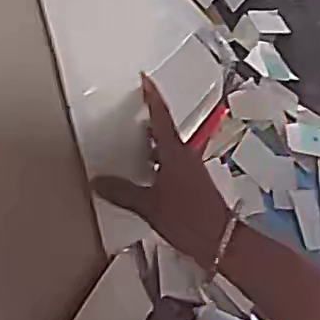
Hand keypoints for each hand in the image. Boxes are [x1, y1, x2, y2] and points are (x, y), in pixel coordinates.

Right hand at [93, 74, 234, 263]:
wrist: (219, 240)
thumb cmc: (189, 219)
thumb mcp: (149, 205)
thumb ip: (123, 192)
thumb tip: (100, 182)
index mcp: (174, 152)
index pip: (161, 116)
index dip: (152, 96)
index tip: (145, 79)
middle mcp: (185, 156)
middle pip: (166, 129)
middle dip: (151, 118)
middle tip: (136, 110)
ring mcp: (191, 169)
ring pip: (170, 146)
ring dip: (155, 142)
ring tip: (137, 142)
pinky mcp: (193, 183)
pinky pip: (173, 163)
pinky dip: (159, 161)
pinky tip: (149, 174)